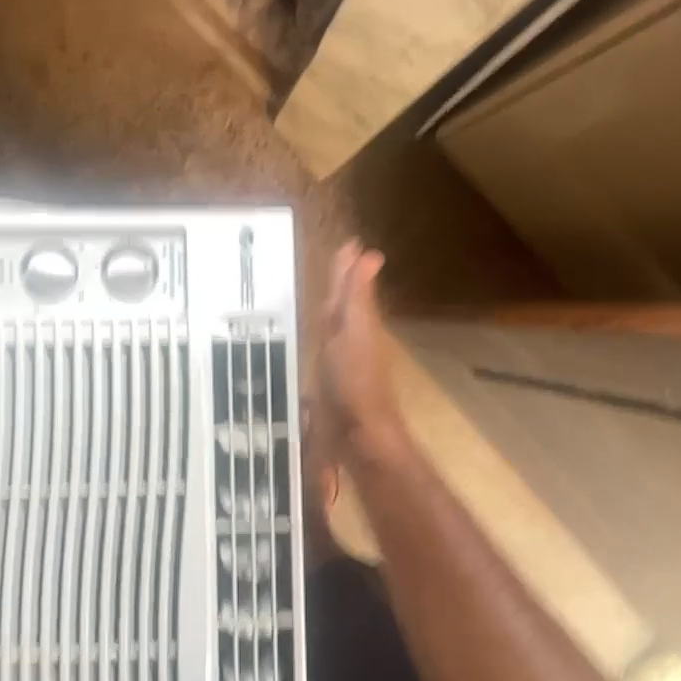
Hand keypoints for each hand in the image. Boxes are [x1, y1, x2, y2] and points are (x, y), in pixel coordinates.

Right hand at [314, 240, 402, 449]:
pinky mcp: (328, 387)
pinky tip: (308, 342)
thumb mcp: (353, 331)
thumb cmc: (354, 381)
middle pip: (341, 306)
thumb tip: (371, 253)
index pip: (348, 288)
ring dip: (327, 310)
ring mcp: (339, 364)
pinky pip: (322, 353)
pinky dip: (316, 341)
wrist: (357, 437)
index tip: (348, 243)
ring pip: (332, 328)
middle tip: (334, 260)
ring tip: (316, 293)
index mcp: (354, 324)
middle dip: (337, 284)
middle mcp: (348, 340)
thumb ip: (356, 296)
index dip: (345, 268)